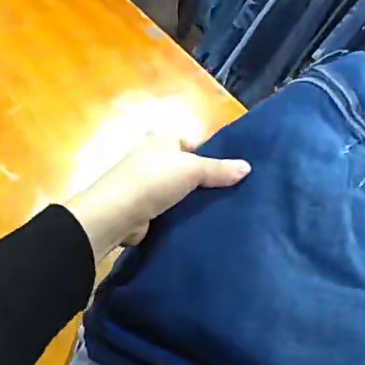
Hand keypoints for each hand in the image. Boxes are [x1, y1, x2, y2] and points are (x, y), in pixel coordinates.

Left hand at [64, 134, 251, 259]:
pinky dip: (181, 216)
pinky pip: (170, 210)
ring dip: (193, 201)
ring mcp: (146, 184)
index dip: (213, 157)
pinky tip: (199, 225)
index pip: (194, 143)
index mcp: (162, 139)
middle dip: (205, 182)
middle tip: (232, 196)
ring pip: (179, 191)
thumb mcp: (193, 169)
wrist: (117, 213)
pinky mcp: (143, 208)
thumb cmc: (154, 180)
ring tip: (221, 212)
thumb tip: (247, 167)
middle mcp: (153, 157)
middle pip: (187, 169)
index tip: (233, 174)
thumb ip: (219, 169)